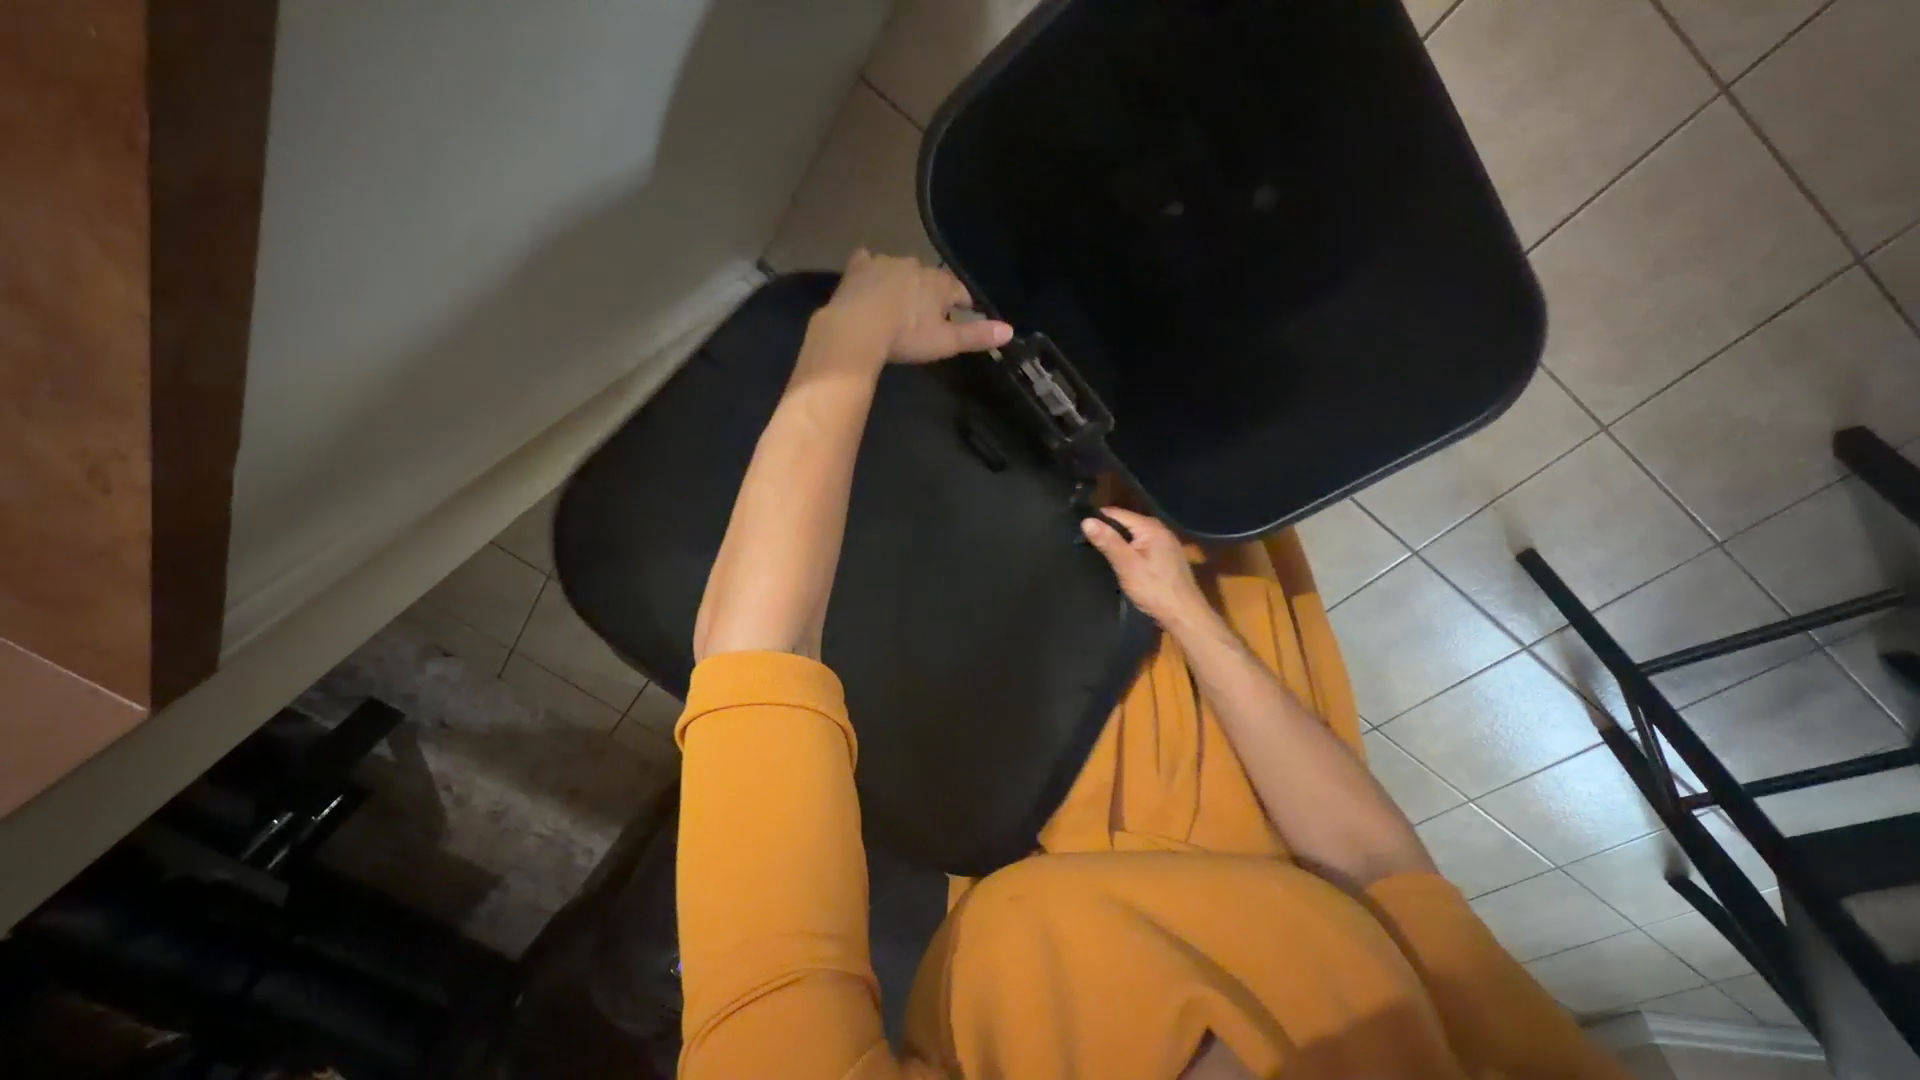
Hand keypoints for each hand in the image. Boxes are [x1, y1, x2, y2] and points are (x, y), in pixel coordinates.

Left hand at [817, 249, 1012, 364]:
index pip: (959, 290)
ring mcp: (884, 264)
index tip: (964, 313)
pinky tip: (867, 272)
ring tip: (898, 301)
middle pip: (929, 278)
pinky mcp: (858, 268)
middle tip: (926, 314)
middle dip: (930, 291)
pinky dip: (869, 267)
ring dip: (903, 280)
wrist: (857, 329)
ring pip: (900, 268)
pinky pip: (866, 261)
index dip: (963, 303)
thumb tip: (1010, 330)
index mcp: (939, 283)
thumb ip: (977, 335)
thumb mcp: (945, 342)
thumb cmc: (906, 337)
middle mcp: (915, 265)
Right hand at [1080, 508, 1211, 628]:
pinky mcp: (1167, 557)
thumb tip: (1086, 520)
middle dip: (1108, 530)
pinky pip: (1143, 546)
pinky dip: (1131, 550)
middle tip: (1084, 541)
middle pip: (1127, 523)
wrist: (1184, 614)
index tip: (1078, 527)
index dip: (1098, 519)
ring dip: (1119, 541)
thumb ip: (1107, 541)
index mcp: (1150, 527)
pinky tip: (1122, 561)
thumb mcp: (1126, 564)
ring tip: (1098, 550)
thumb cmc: (1154, 589)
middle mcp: (1160, 530)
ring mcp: (1166, 544)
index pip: (1117, 513)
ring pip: (1135, 536)